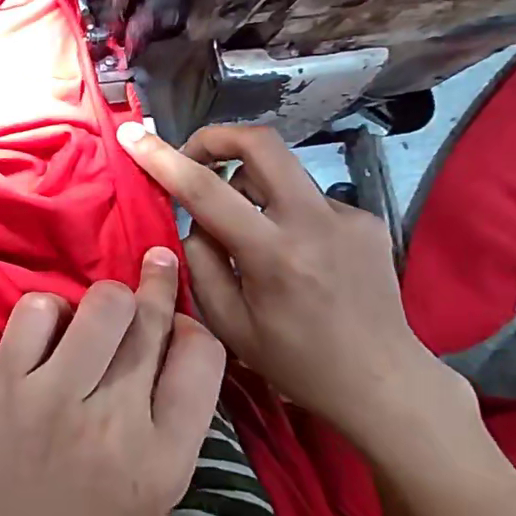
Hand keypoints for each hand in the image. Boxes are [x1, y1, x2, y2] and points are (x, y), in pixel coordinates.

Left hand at [0, 248, 225, 515]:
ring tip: (100, 312)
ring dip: (108, 299)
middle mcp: (117, 420)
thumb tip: (178, 338)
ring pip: (104, 304)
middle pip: (153, 322)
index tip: (179, 325)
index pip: (202, 356)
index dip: (193, 328)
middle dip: (159, 284)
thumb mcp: (158, 490)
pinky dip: (50, 310)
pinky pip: (39, 310)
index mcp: (165, 456)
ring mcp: (57, 396)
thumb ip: (175, 418)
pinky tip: (52, 331)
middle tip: (158, 263)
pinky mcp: (7, 380)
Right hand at [115, 122, 470, 445]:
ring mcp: (347, 215)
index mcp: (273, 255)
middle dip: (216, 138)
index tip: (134, 135)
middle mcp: (314, 222)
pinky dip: (284, 214)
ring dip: (250, 188)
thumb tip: (195, 222)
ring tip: (249, 234)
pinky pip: (307, 198)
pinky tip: (294, 255)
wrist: (382, 380)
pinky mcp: (366, 219)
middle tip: (193, 160)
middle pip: (261, 142)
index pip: (206, 189)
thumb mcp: (227, 324)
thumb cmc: (296, 361)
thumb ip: (200, 264)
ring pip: (281, 173)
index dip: (162, 158)